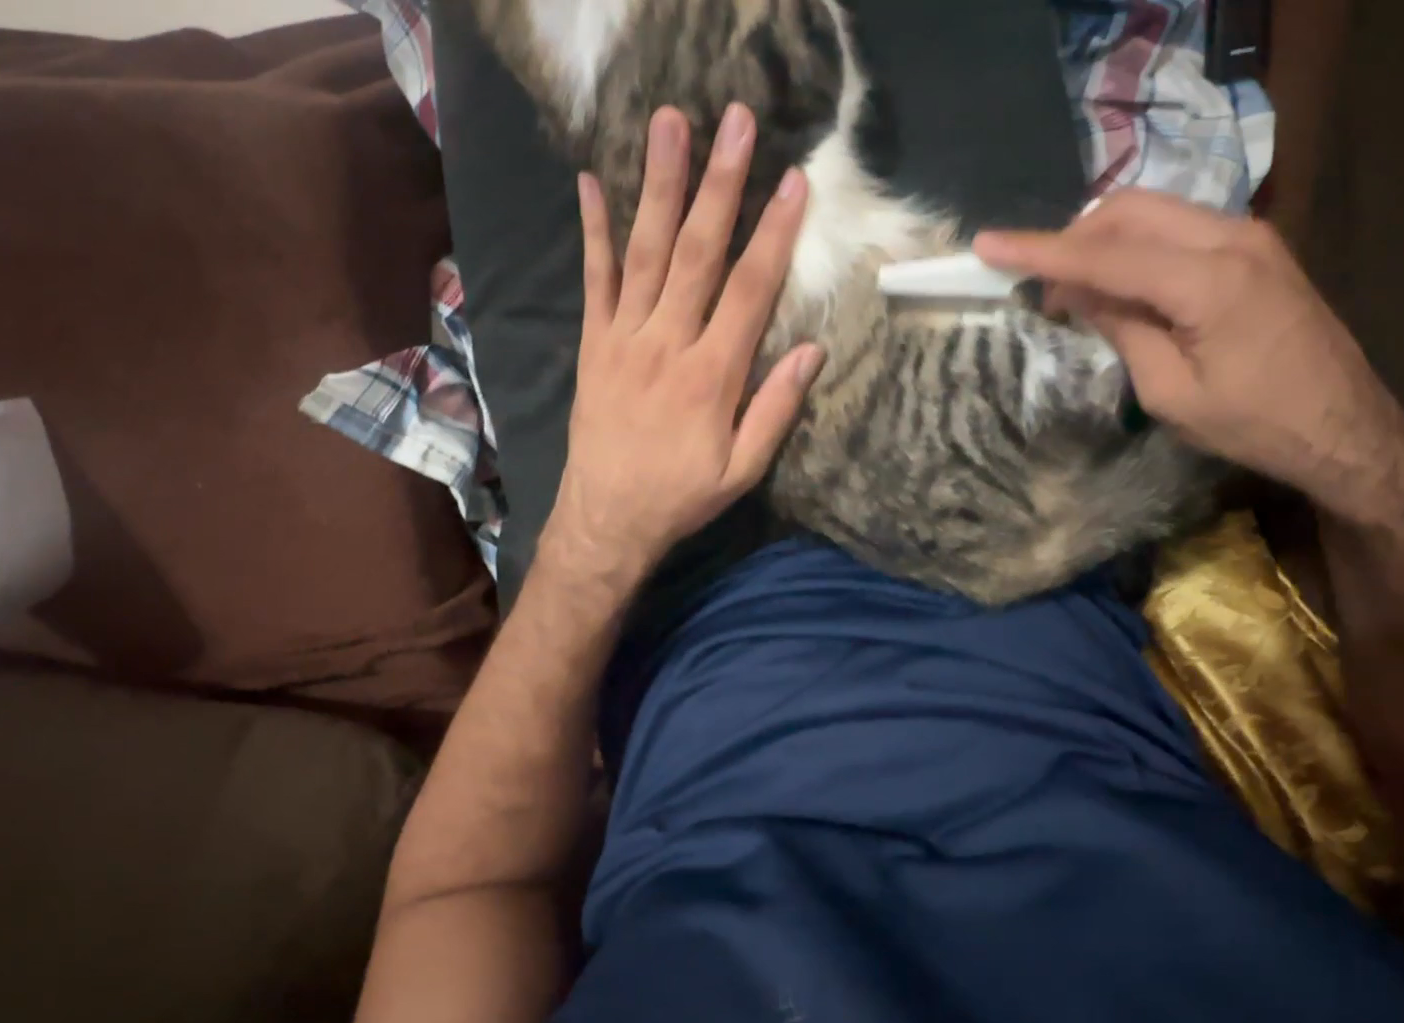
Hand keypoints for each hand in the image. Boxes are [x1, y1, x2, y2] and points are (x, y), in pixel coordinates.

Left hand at [540, 104, 821, 589]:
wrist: (606, 520)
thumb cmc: (683, 495)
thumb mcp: (744, 469)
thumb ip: (776, 408)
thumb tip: (812, 350)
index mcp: (712, 374)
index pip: (749, 290)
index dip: (773, 234)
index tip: (793, 182)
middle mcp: (667, 343)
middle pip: (697, 253)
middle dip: (720, 185)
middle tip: (735, 122)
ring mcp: (624, 338)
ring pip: (644, 252)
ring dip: (658, 185)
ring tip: (669, 126)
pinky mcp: (593, 344)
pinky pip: (594, 281)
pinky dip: (594, 232)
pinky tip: (590, 184)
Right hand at [975, 190, 1403, 527]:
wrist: (1346, 428)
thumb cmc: (1255, 426)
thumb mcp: (1171, 394)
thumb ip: (1123, 331)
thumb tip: (1080, 293)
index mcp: (1209, 282)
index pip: (1106, 255)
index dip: (1041, 251)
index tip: (987, 244)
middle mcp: (1232, 239)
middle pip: (1129, 210)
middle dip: (1074, 236)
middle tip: (1042, 285)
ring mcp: (1250, 237)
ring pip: (1155, 211)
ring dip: (1105, 239)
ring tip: (1076, 288)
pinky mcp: (1257, 248)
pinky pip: (1179, 228)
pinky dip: (1138, 246)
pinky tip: (1123, 282)